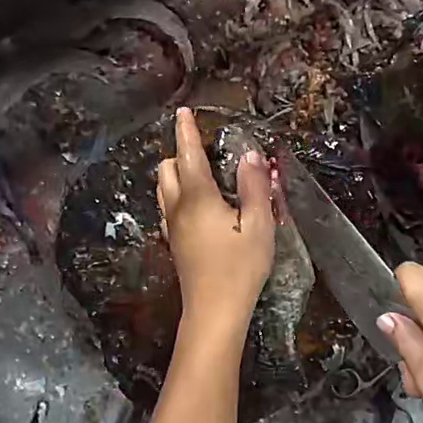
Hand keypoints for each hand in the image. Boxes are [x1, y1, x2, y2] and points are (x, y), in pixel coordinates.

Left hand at [157, 108, 274, 326]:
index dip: (186, 131)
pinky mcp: (175, 243)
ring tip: (202, 174)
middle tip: (205, 149)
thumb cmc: (240, 267)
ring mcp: (172, 227)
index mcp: (198, 197)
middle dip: (180, 152)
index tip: (183, 112)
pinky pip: (168, 207)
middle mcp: (178, 207)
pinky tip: (199, 207)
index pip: (188, 154)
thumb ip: (255, 187)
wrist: (214, 311)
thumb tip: (250, 156)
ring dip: (177, 174)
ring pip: (164, 188)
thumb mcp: (259, 225)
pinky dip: (178, 195)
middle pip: (167, 168)